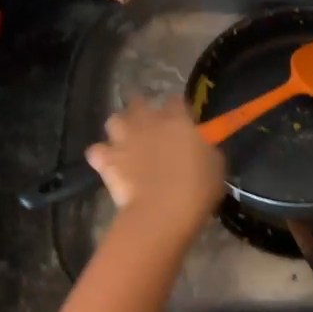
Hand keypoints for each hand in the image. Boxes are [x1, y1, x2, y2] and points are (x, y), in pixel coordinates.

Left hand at [85, 100, 225, 233]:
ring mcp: (125, 140)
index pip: (176, 100)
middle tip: (150, 129)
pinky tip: (108, 164)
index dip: (178, 109)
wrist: (163, 211)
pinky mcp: (108, 160)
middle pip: (139, 104)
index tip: (183, 122)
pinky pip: (96, 151)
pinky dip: (101, 155)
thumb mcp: (215, 165)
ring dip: (119, 129)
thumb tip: (201, 148)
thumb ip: (206, 149)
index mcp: (178, 120)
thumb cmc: (198, 188)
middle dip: (143, 112)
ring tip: (126, 143)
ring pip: (114, 120)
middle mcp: (148, 123)